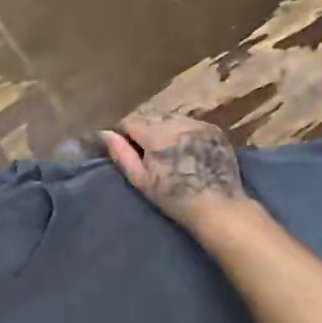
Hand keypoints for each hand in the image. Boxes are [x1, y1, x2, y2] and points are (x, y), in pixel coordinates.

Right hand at [100, 113, 248, 228]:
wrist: (217, 206)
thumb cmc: (173, 197)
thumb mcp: (141, 179)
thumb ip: (121, 153)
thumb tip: (104, 133)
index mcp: (157, 135)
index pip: (130, 121)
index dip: (124, 132)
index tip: (125, 146)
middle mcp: (178, 123)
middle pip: (151, 116)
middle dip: (143, 128)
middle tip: (145, 149)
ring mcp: (199, 125)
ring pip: (171, 117)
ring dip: (163, 127)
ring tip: (165, 148)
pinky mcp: (214, 130)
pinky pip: (189, 123)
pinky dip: (182, 130)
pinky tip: (184, 147)